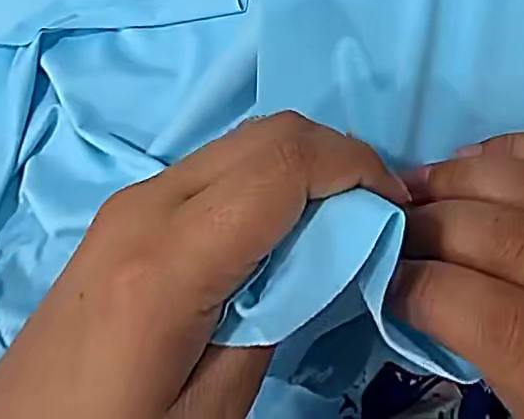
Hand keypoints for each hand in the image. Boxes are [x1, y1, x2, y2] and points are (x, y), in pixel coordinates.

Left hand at [0, 112, 409, 418]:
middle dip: (337, 151)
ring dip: (305, 156)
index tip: (392, 202)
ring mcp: (135, 195)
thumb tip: (325, 241)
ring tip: (339, 206)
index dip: (353, 166)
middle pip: (270, 132)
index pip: (284, 164)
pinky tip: (284, 213)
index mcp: (169, 259)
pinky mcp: (131, 205)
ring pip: (248, 136)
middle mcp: (150, 201)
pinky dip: (271, 168)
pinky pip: (221, 159)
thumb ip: (276, 310)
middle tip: (374, 202)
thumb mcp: (209, 412)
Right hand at [389, 134, 523, 418]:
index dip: (430, 290)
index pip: (503, 322)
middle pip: (514, 240)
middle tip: (392, 222)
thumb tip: (407, 289)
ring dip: (463, 175)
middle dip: (437, 224)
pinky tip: (472, 159)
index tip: (388, 277)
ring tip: (419, 184)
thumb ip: (487, 365)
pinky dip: (509, 150)